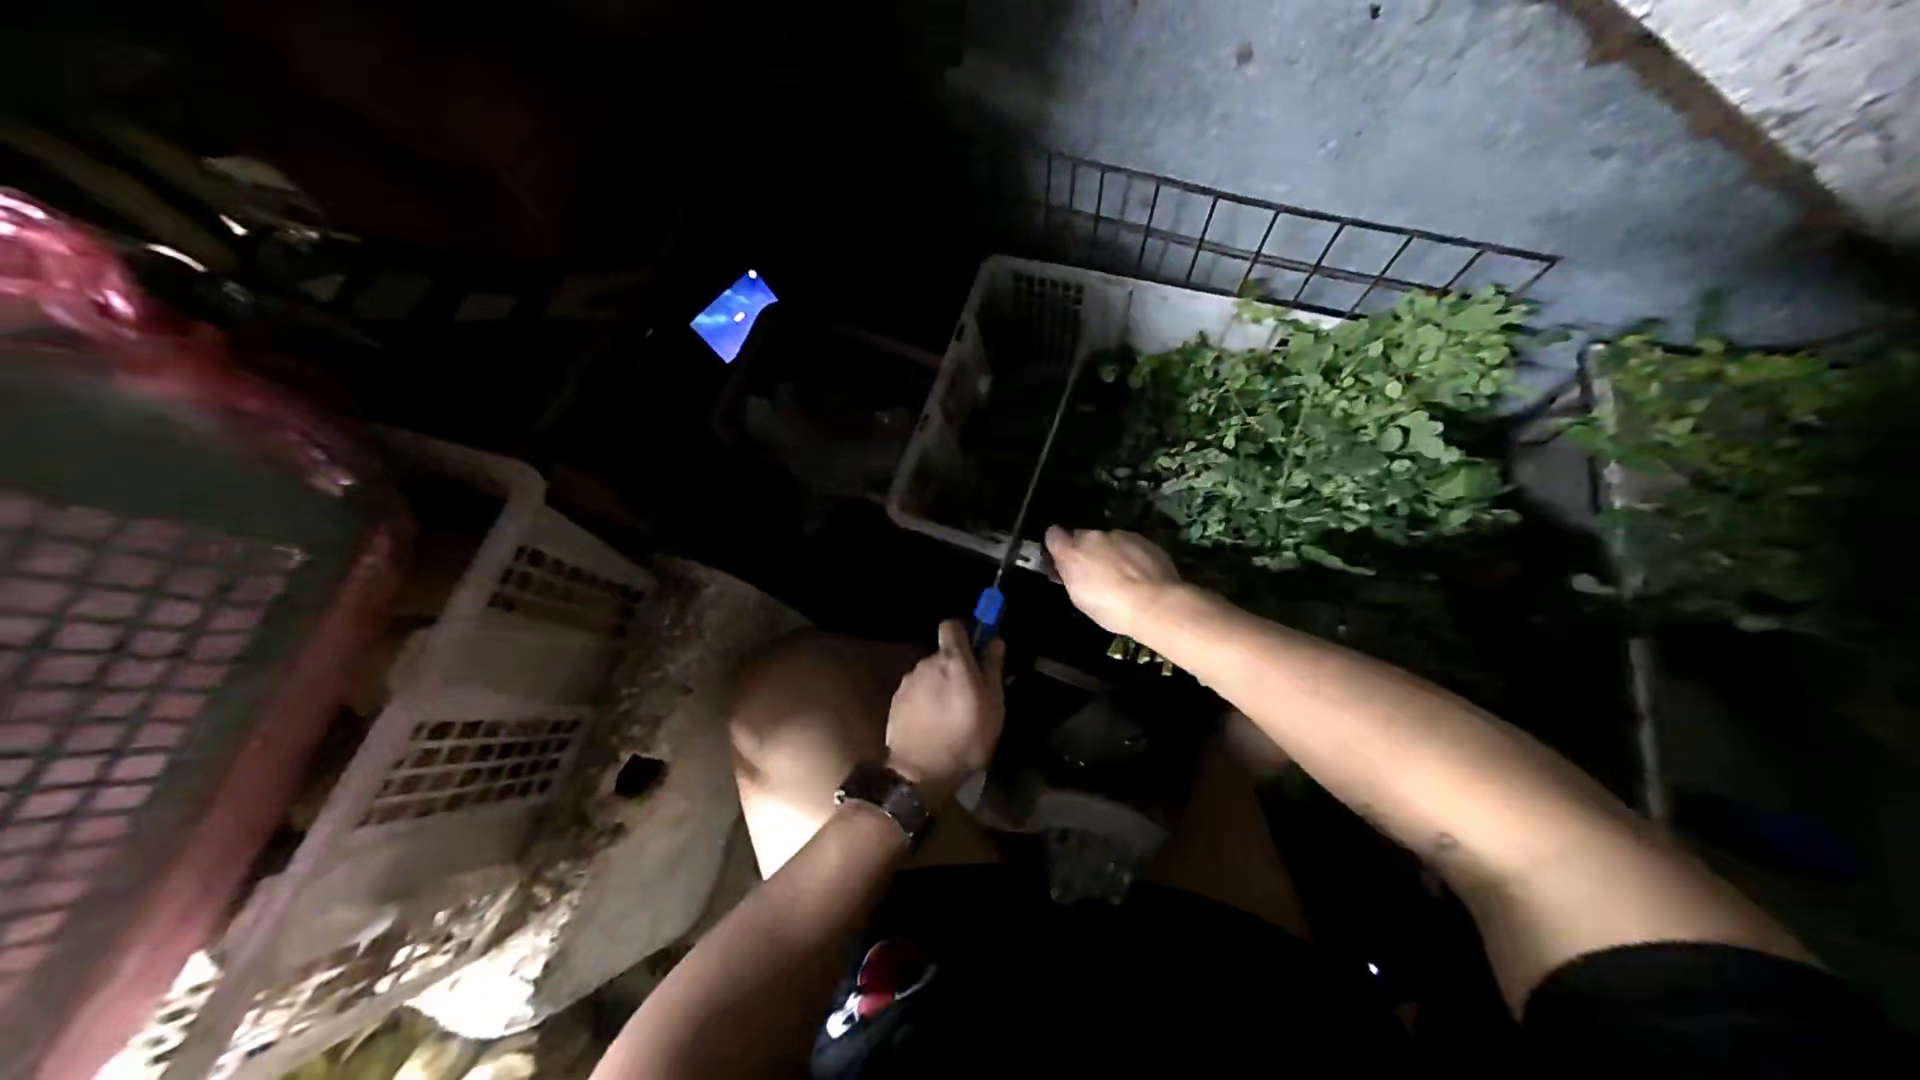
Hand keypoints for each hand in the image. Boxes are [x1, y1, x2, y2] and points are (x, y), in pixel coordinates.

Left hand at [885, 620, 1005, 805]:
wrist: (918, 772)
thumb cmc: (965, 737)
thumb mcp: (993, 705)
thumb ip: (992, 668)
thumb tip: (995, 641)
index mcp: (951, 660)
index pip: (952, 625)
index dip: (964, 633)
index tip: (976, 649)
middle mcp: (926, 664)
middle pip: (942, 653)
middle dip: (956, 666)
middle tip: (971, 692)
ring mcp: (907, 682)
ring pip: (929, 674)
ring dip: (940, 685)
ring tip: (952, 713)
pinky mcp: (896, 701)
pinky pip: (916, 691)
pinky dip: (925, 700)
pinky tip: (934, 723)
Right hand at [1044, 526, 1184, 638]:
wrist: (1155, 603)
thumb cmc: (1110, 608)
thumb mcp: (1079, 597)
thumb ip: (1069, 575)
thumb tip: (1066, 566)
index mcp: (1072, 552)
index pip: (1053, 535)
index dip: (1057, 545)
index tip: (1062, 559)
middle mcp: (1094, 537)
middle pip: (1082, 537)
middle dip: (1085, 550)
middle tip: (1095, 573)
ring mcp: (1120, 535)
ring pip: (1108, 540)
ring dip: (1109, 552)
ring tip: (1122, 576)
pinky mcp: (1143, 539)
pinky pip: (1129, 543)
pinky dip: (1130, 554)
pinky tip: (1140, 574)